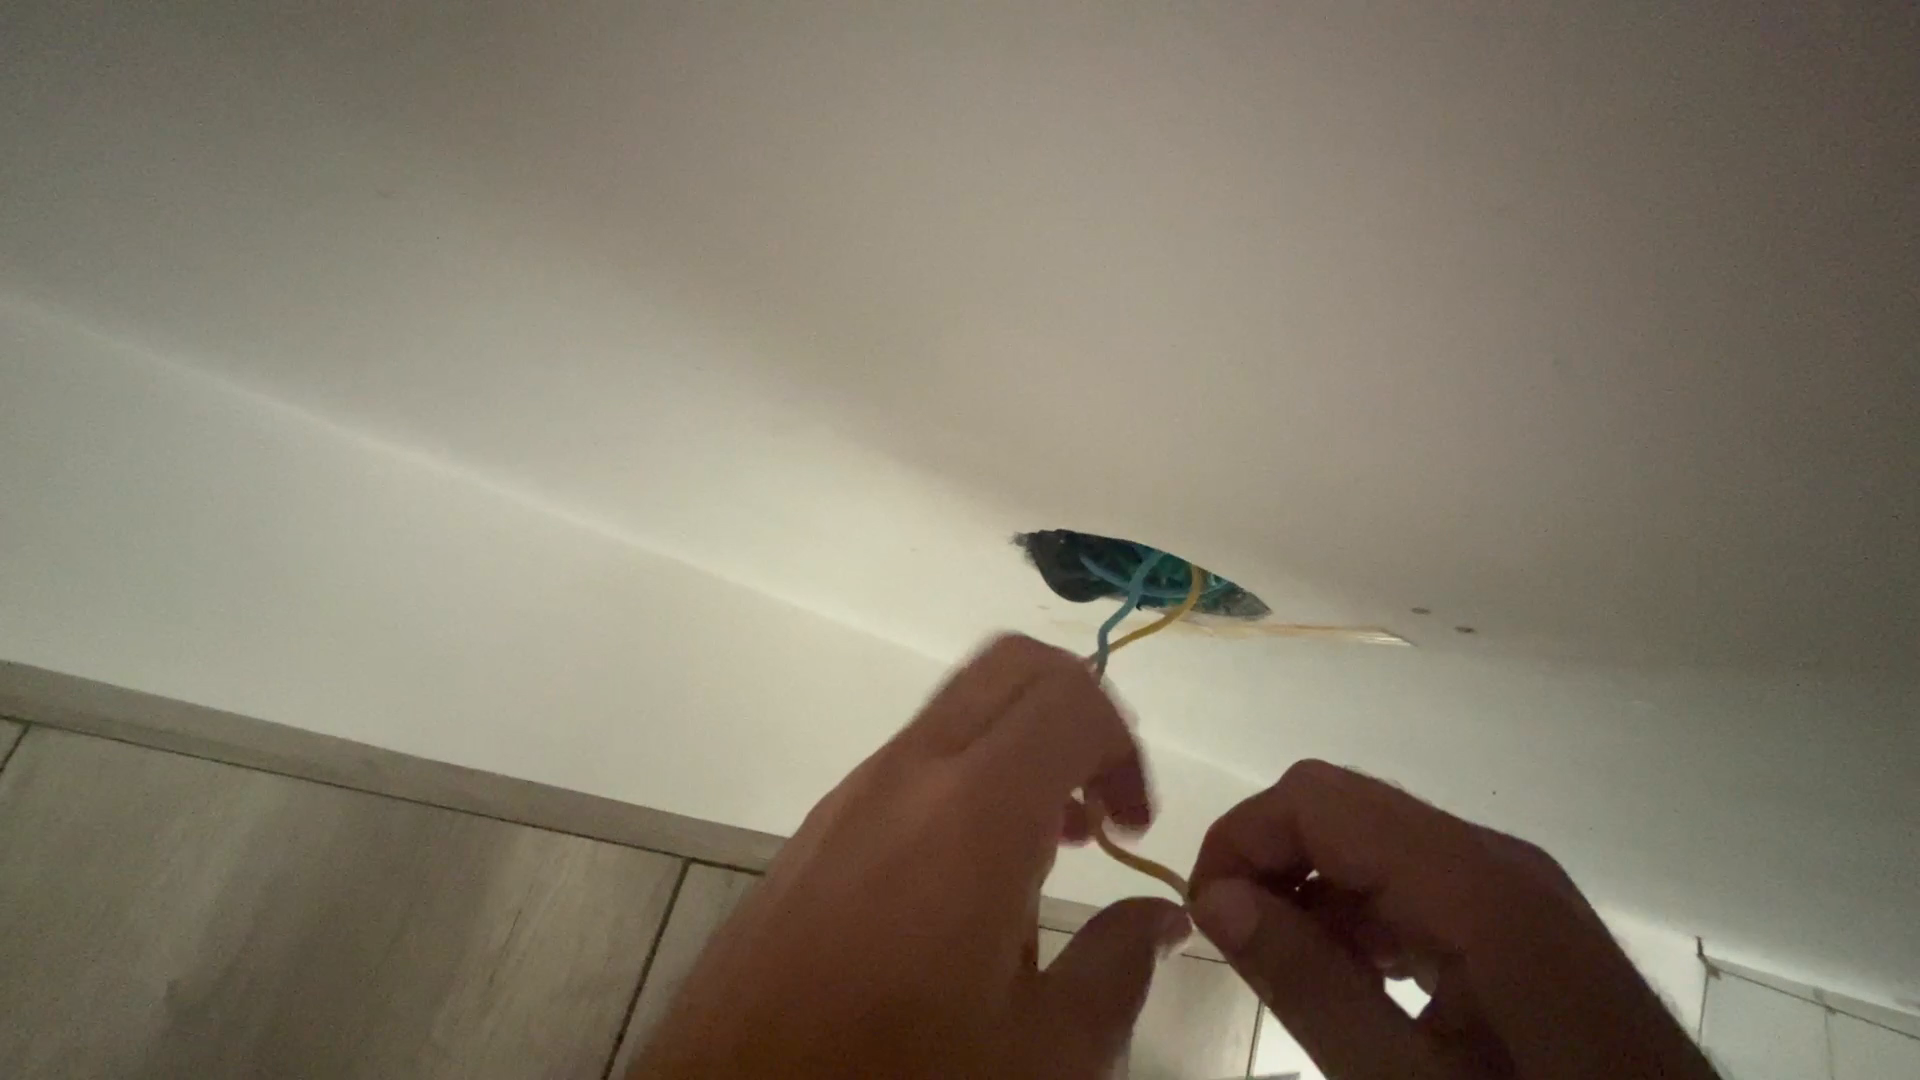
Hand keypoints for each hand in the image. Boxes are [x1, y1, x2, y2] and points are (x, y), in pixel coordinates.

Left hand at [630, 634, 1190, 1079]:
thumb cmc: (900, 1072)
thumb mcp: (1039, 1053)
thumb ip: (1117, 967)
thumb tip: (1158, 915)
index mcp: (973, 811)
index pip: (1069, 698)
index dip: (1123, 745)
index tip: (1131, 827)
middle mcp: (911, 769)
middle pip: (1011, 664)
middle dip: (1078, 709)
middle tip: (1101, 800)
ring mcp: (859, 784)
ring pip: (963, 704)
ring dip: (1023, 741)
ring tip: (1052, 842)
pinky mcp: (829, 813)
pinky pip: (920, 752)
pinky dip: (973, 769)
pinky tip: (977, 871)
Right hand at [1187, 761, 1719, 1079]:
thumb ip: (1309, 986)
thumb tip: (1213, 897)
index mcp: (1476, 887)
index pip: (1315, 800)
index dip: (1240, 840)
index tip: (1204, 916)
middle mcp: (1492, 858)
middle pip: (1338, 806)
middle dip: (1267, 860)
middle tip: (1241, 946)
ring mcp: (1510, 882)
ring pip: (1365, 836)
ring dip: (1307, 887)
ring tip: (1293, 973)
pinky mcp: (1515, 911)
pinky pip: (1405, 875)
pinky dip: (1353, 910)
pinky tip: (1352, 979)